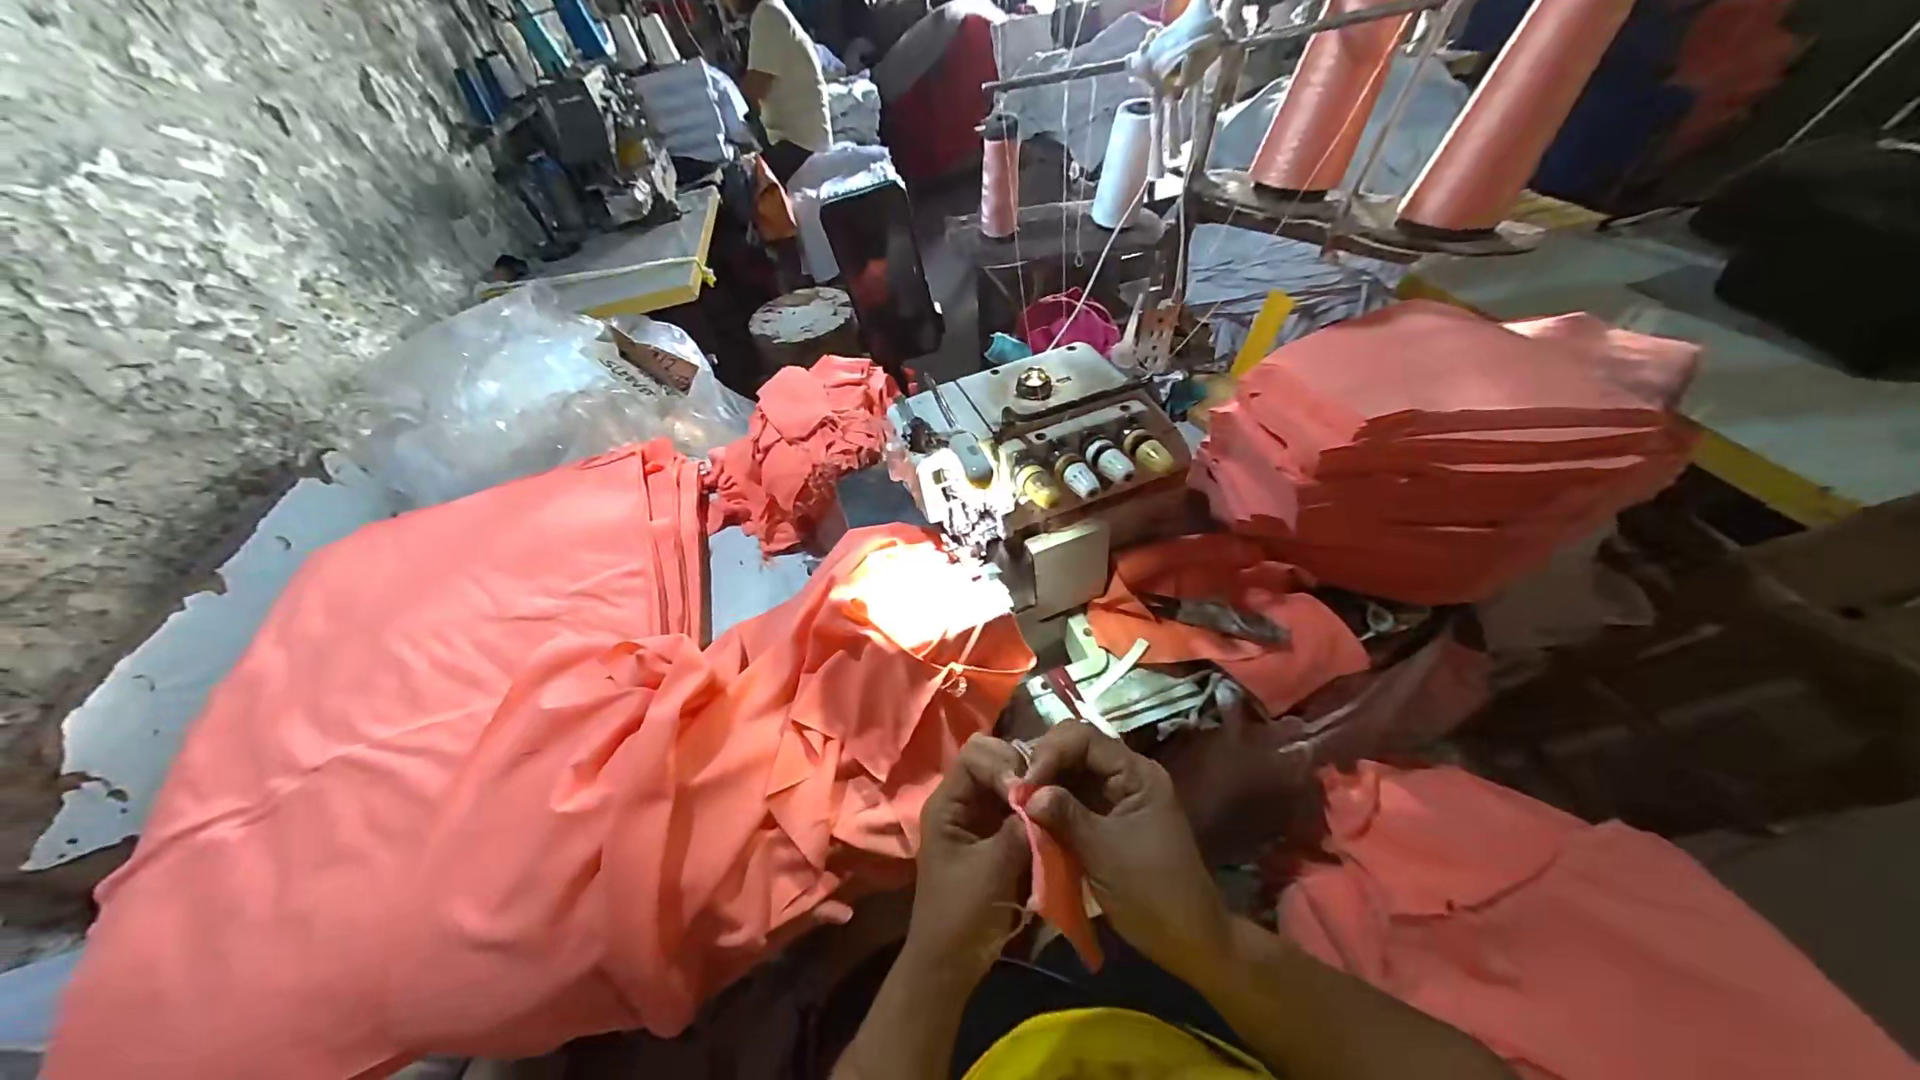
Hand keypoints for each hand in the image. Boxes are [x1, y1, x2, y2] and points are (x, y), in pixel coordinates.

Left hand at [903, 734, 1029, 983]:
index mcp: (948, 803)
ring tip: (1054, 798)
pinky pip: (1017, 804)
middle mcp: (963, 800)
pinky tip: (1052, 814)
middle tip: (1047, 788)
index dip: (1003, 763)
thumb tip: (1046, 802)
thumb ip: (1018, 832)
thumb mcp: (991, 871)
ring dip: (1031, 786)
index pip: (975, 756)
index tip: (1027, 789)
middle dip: (1021, 768)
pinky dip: (1034, 806)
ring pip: (1008, 779)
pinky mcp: (997, 832)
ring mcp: (980, 815)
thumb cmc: (961, 915)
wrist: (951, 962)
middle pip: (993, 759)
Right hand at [1021, 721, 1233, 983]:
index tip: (1024, 785)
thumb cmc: (1152, 894)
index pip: (1084, 738)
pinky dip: (1052, 803)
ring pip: (1071, 771)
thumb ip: (1065, 816)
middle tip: (1017, 792)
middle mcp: (1127, 774)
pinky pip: (1074, 796)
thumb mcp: (1104, 853)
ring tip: (1019, 803)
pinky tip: (1033, 816)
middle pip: (1076, 748)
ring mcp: (1117, 795)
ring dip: (1045, 784)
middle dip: (1044, 765)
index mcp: (1136, 773)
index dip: (1049, 753)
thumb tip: (1026, 794)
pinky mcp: (1107, 817)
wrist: (1190, 941)